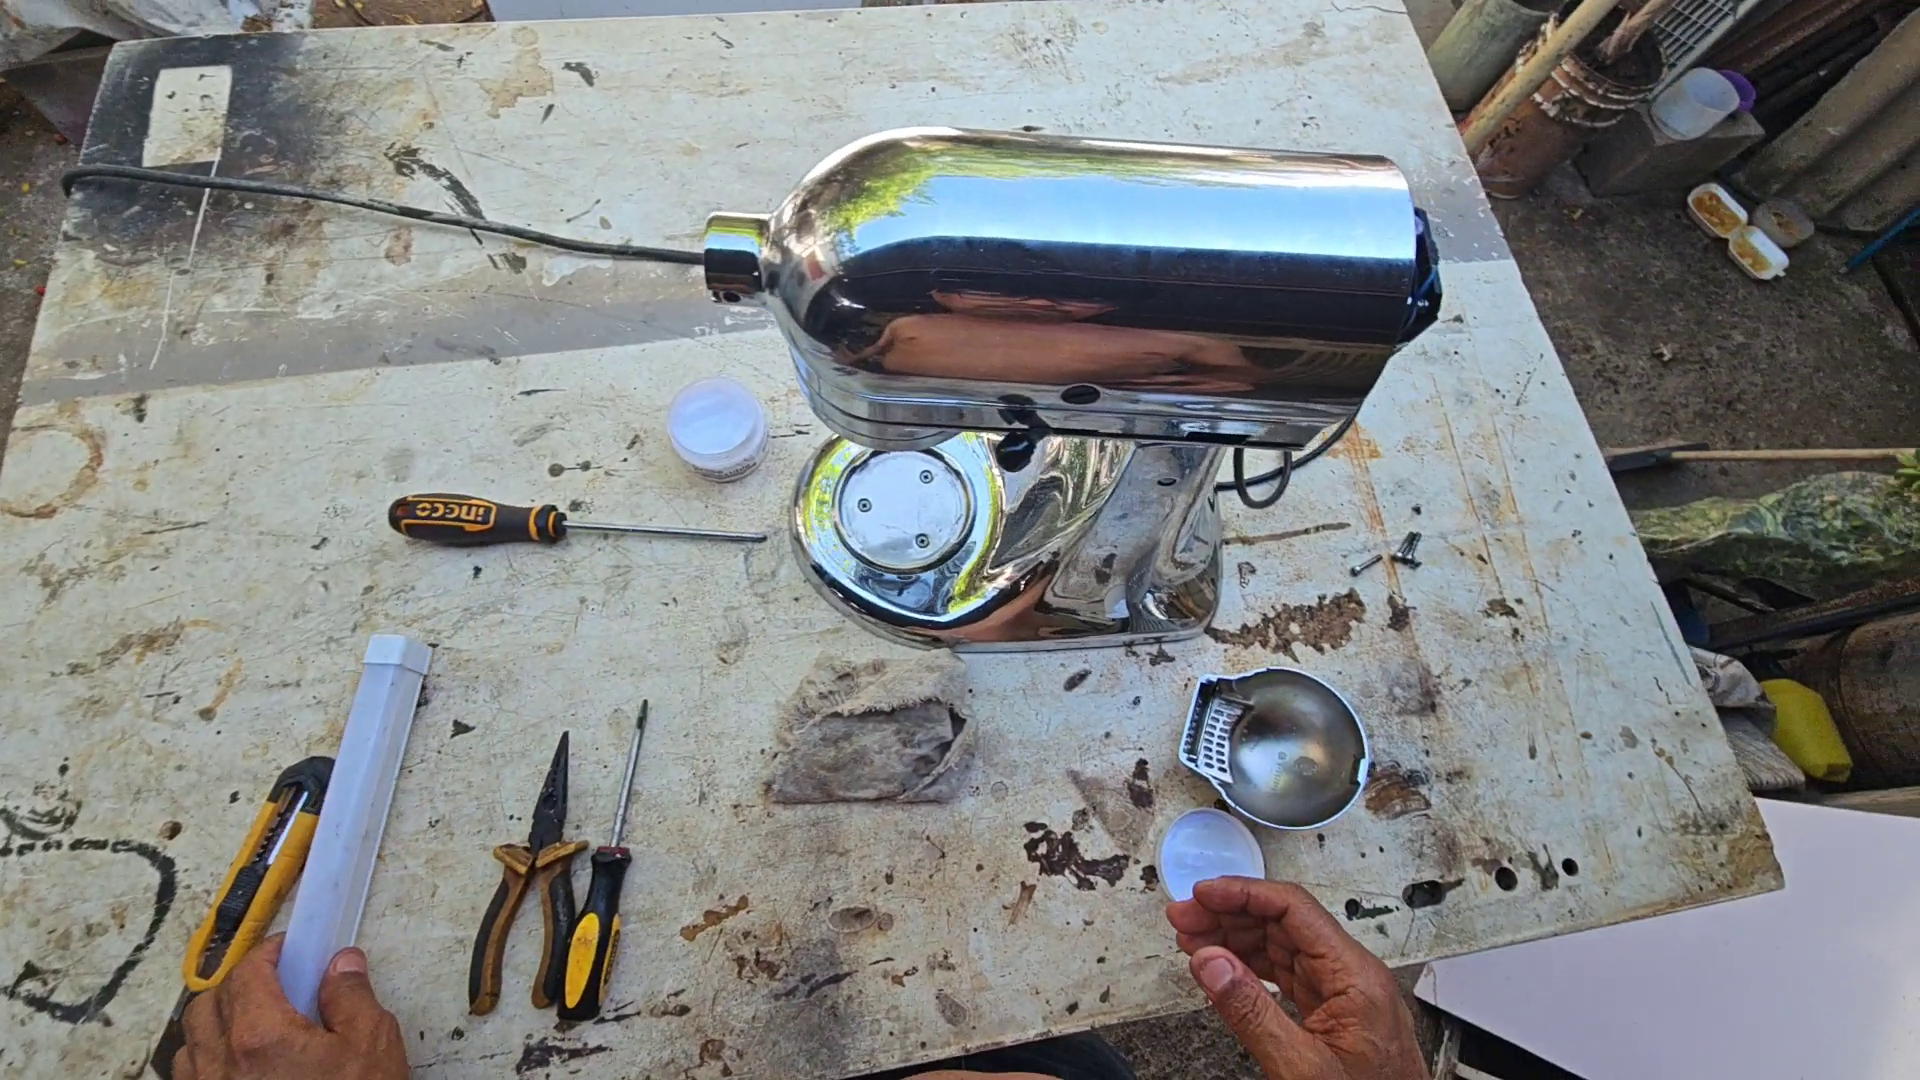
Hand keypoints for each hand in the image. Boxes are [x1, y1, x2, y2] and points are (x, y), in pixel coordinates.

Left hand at [178, 935, 408, 1079]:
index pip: (247, 977)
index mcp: (263, 1037)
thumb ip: (351, 995)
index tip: (292, 946)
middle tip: (280, 978)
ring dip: (220, 1021)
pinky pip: (190, 1078)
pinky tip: (247, 1060)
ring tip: (263, 1019)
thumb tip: (340, 962)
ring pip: (189, 1045)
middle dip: (238, 983)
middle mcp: (220, 1068)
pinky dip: (210, 1057)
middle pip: (205, 1008)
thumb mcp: (371, 1039)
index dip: (268, 952)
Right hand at [1167, 878, 1427, 1079]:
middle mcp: (1351, 975)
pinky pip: (1283, 971)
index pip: (1293, 908)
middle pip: (1281, 921)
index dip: (1241, 894)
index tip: (1201, 895)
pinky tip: (1222, 968)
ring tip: (1192, 941)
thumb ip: (1252, 1013)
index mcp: (1356, 976)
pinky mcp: (1332, 1012)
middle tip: (1183, 919)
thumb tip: (1209, 960)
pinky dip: (1247, 965)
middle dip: (1227, 915)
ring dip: (1231, 938)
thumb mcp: (1303, 1071)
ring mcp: (1342, 993)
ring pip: (1278, 943)